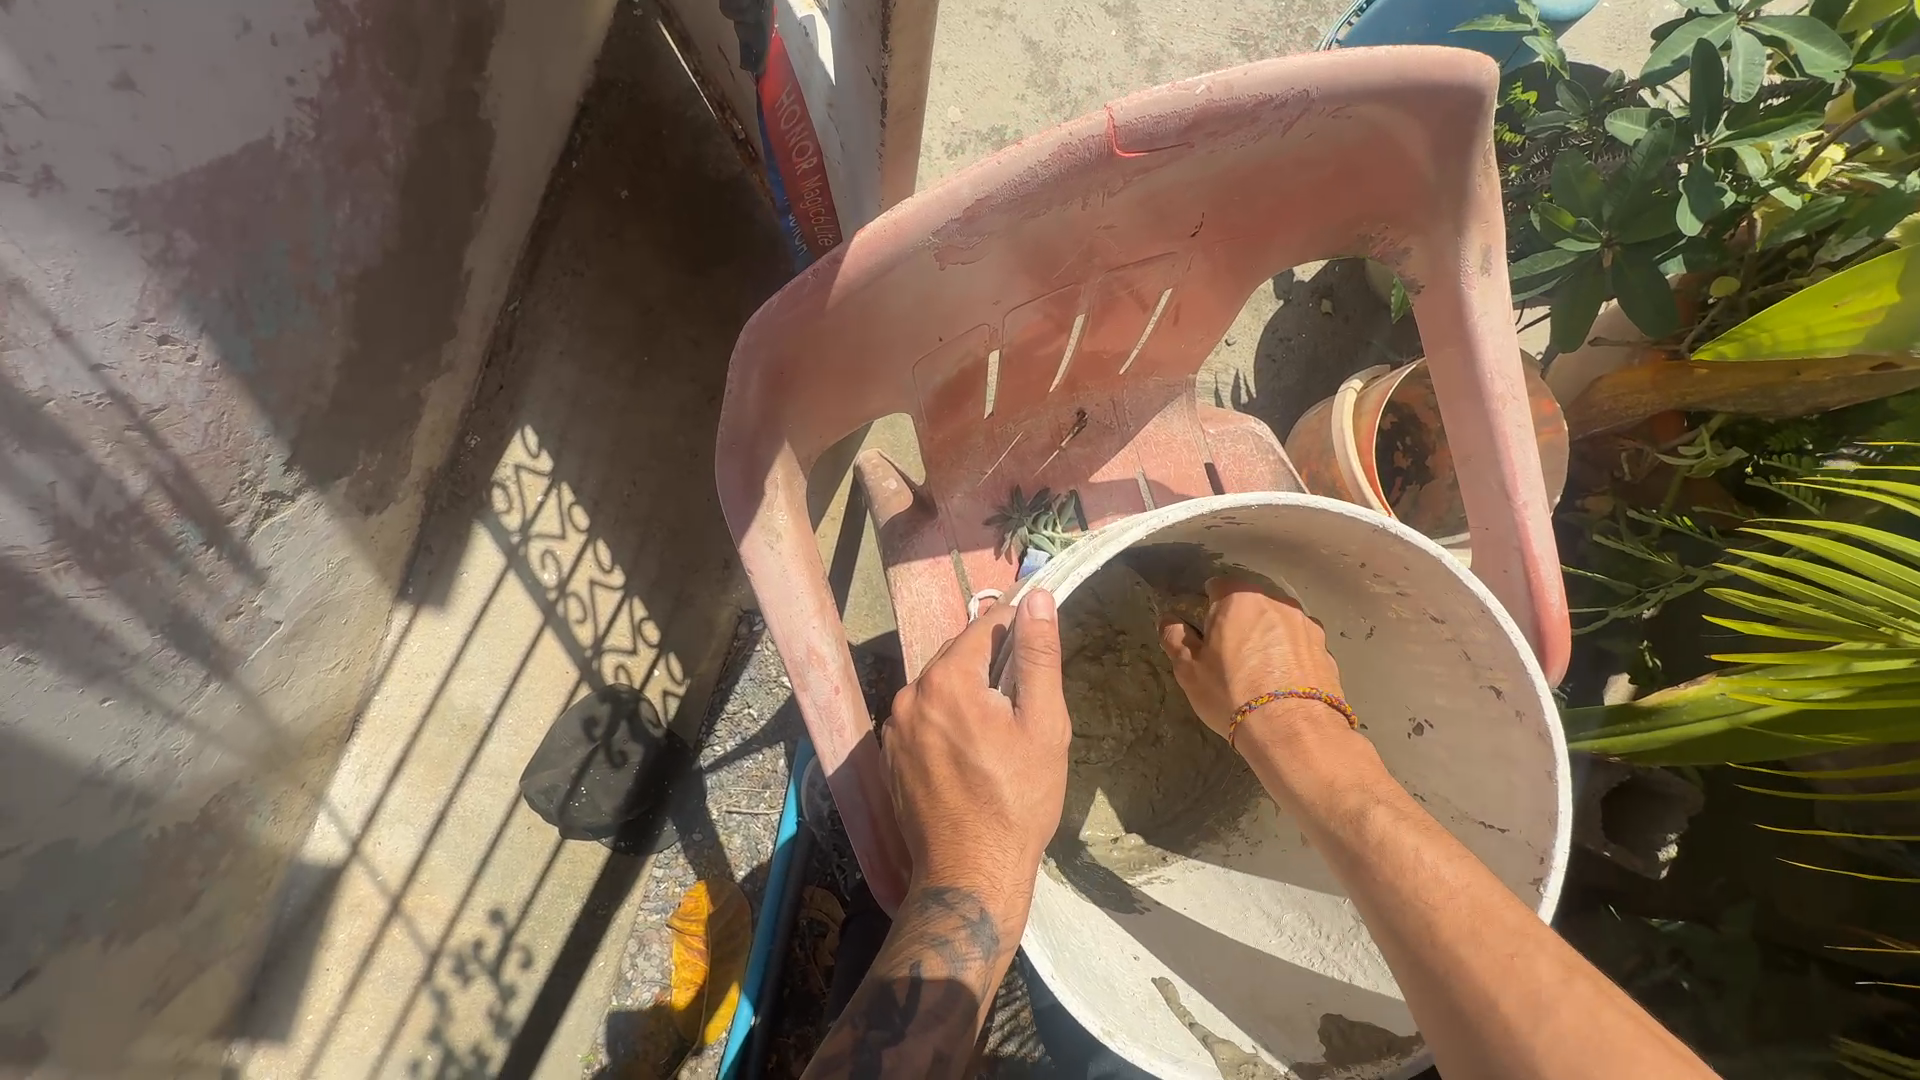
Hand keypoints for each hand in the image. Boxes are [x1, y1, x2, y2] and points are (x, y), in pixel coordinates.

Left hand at [882, 590, 1071, 916]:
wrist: (970, 873)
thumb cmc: (1018, 800)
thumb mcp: (1043, 725)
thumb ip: (1038, 656)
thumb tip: (1036, 599)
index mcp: (947, 679)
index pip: (984, 626)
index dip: (1016, 631)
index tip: (1037, 650)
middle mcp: (910, 694)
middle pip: (958, 654)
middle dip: (991, 664)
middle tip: (1023, 700)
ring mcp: (894, 726)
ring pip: (939, 686)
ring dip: (967, 692)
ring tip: (999, 730)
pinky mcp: (890, 755)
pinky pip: (922, 716)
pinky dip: (946, 719)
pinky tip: (970, 752)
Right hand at [1158, 578, 1345, 739]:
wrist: (1293, 732)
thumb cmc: (1231, 693)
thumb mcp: (1189, 669)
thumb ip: (1175, 637)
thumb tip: (1168, 620)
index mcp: (1239, 599)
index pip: (1217, 586)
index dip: (1206, 606)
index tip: (1204, 631)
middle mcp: (1277, 603)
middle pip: (1250, 603)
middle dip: (1239, 620)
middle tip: (1228, 652)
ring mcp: (1306, 625)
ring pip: (1277, 623)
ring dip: (1267, 636)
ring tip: (1259, 670)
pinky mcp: (1327, 650)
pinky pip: (1299, 645)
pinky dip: (1289, 655)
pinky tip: (1282, 682)